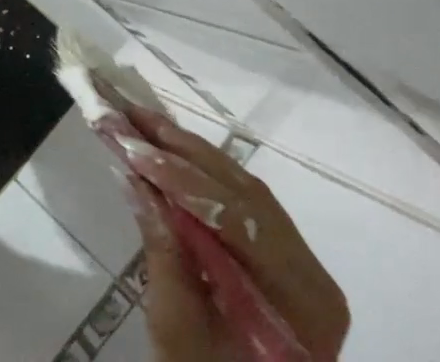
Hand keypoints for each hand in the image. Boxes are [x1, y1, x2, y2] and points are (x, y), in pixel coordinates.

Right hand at [121, 104, 349, 360]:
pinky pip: (244, 208)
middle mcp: (310, 272)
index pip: (236, 216)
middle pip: (245, 194)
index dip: (180, 175)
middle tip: (130, 112)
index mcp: (298, 296)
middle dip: (182, 150)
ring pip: (245, 193)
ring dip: (190, 155)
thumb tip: (136, 183)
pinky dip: (204, 179)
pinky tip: (169, 158)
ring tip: (142, 123)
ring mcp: (299, 266)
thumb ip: (164, 253)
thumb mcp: (177, 326)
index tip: (130, 141)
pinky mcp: (281, 264)